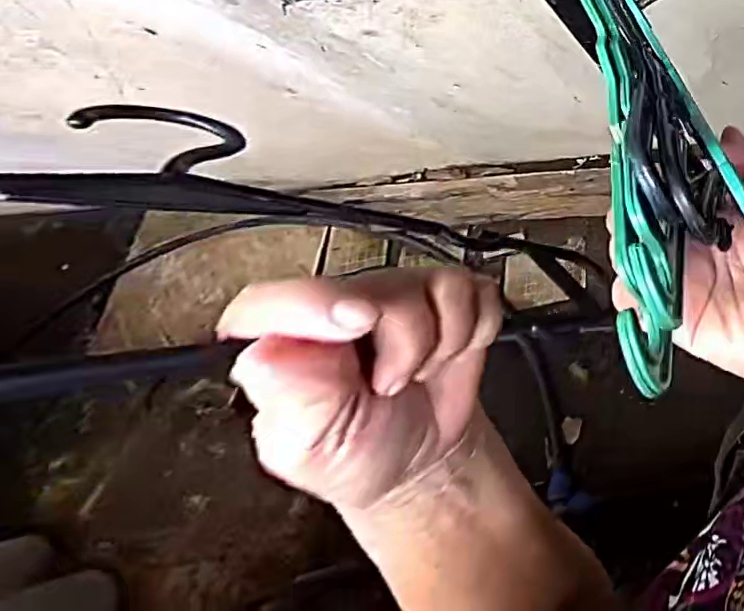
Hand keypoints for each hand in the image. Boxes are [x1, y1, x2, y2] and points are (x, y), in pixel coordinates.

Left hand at [216, 268, 502, 514]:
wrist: (418, 455)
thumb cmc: (359, 451)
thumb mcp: (311, 449)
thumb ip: (292, 400)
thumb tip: (262, 354)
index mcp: (296, 339)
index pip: (276, 301)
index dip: (315, 304)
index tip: (358, 323)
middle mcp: (350, 302)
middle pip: (390, 291)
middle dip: (408, 348)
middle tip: (391, 385)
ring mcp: (406, 291)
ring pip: (447, 286)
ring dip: (446, 343)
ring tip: (422, 371)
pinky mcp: (453, 293)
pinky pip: (482, 293)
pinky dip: (478, 331)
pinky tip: (452, 354)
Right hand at [614, 127, 743, 390]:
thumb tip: (727, 136)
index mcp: (714, 213)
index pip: (672, 186)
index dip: (655, 173)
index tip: (644, 159)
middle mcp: (691, 241)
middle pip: (642, 217)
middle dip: (629, 206)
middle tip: (636, 202)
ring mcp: (679, 275)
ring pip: (631, 252)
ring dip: (624, 243)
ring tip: (636, 238)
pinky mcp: (673, 310)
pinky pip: (636, 299)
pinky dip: (627, 289)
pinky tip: (636, 280)